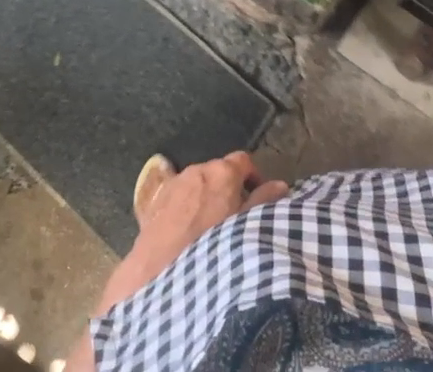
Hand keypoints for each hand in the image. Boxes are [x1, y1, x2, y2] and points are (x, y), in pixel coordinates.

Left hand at [97, 152, 287, 312]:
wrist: (163, 272)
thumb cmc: (214, 248)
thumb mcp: (247, 227)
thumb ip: (264, 202)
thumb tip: (279, 185)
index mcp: (222, 172)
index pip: (243, 161)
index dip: (253, 177)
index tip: (257, 198)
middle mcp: (196, 169)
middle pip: (218, 172)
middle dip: (228, 189)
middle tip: (235, 218)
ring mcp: (172, 183)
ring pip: (195, 184)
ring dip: (205, 197)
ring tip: (209, 227)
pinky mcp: (153, 201)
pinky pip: (176, 196)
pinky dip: (184, 206)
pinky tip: (185, 230)